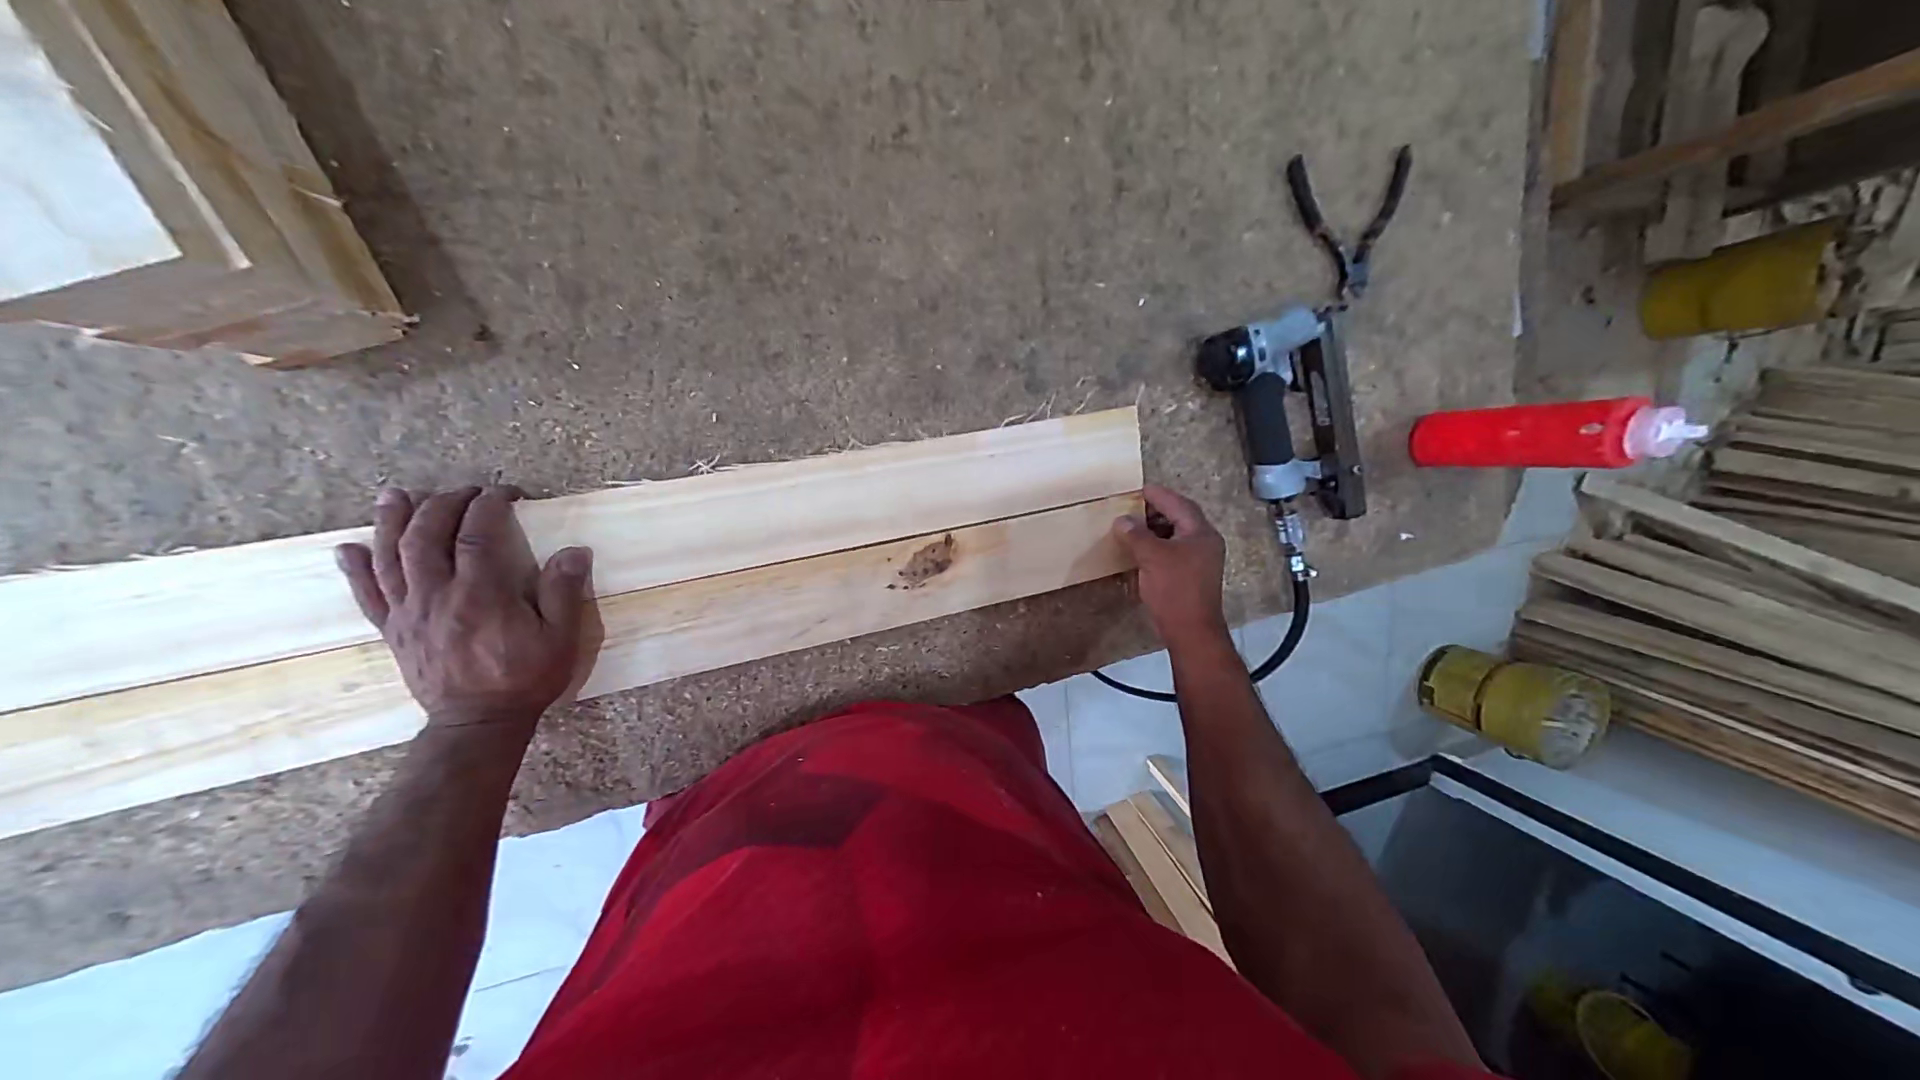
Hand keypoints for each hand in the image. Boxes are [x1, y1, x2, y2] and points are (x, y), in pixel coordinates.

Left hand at [335, 485, 592, 737]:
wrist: (478, 723)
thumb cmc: (526, 679)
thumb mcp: (561, 638)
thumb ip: (564, 592)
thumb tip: (575, 551)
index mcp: (481, 594)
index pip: (478, 534)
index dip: (489, 505)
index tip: (506, 493)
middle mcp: (437, 595)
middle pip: (427, 535)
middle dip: (444, 504)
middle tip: (464, 491)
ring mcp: (409, 612)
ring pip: (391, 556)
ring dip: (392, 521)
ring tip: (395, 495)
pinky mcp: (393, 630)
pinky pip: (367, 594)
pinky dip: (355, 569)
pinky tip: (348, 549)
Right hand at [1111, 484, 1230, 647]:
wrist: (1191, 630)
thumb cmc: (1174, 589)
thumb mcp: (1151, 557)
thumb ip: (1136, 535)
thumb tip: (1122, 520)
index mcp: (1201, 533)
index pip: (1179, 504)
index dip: (1158, 495)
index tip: (1138, 489)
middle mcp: (1205, 542)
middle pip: (1181, 517)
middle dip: (1157, 510)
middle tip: (1133, 507)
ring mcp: (1201, 560)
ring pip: (1177, 534)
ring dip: (1156, 528)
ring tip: (1133, 527)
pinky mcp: (1192, 575)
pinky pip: (1175, 550)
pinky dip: (1158, 544)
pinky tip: (1142, 550)